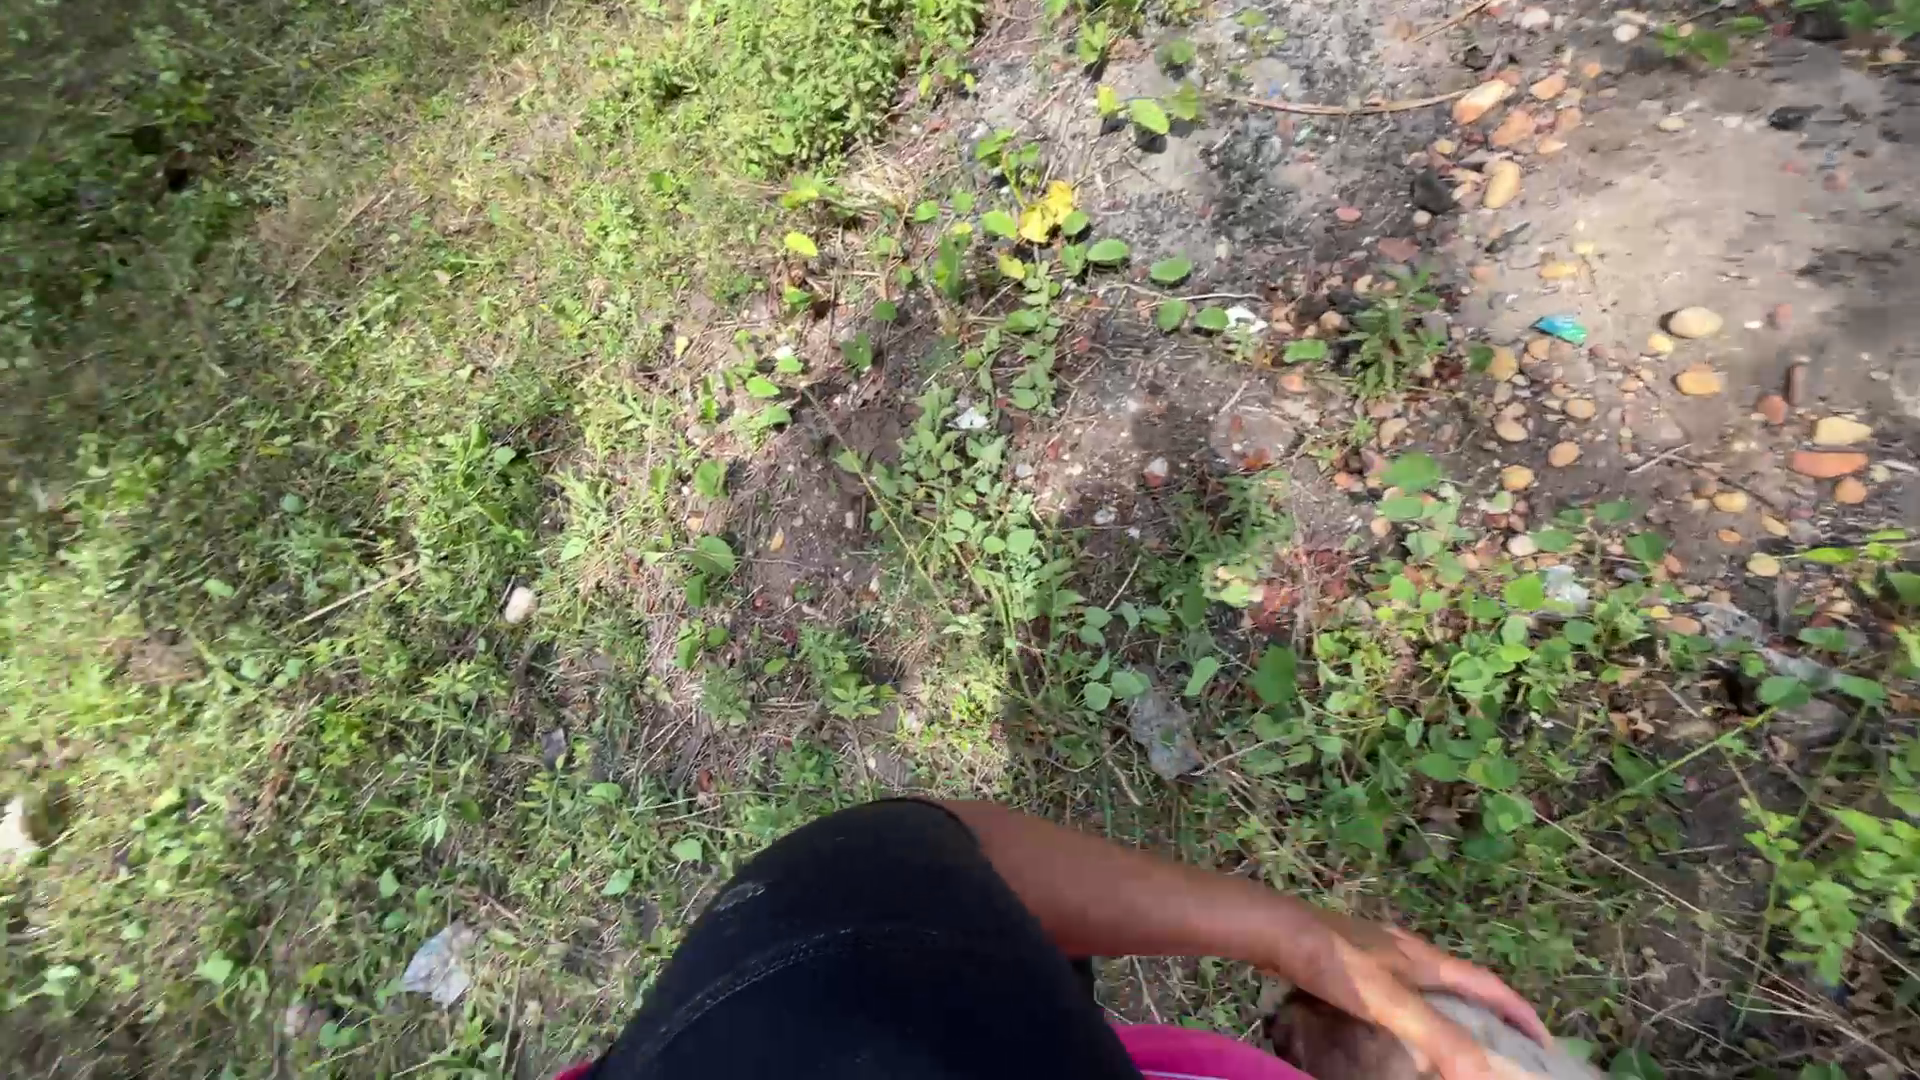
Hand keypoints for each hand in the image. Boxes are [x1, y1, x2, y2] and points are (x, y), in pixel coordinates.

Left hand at [1279, 911, 1550, 1079]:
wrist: (1272, 930)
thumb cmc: (1334, 961)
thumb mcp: (1392, 1003)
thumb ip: (1440, 1039)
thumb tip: (1487, 1078)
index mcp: (1422, 956)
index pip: (1487, 984)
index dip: (1520, 1014)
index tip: (1548, 1048)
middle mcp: (1402, 948)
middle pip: (1458, 982)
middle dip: (1486, 1016)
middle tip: (1501, 1054)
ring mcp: (1370, 949)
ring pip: (1422, 984)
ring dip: (1444, 1013)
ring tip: (1451, 1049)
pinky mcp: (1343, 957)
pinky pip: (1390, 988)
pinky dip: (1407, 1011)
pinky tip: (1391, 1031)